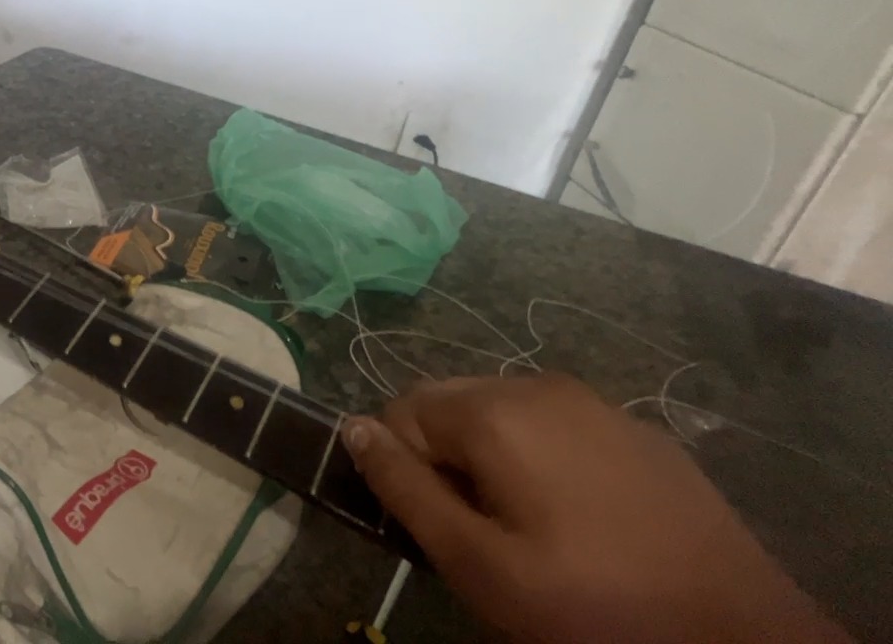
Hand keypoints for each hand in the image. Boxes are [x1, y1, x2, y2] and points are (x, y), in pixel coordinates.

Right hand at [342, 374, 849, 643]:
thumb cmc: (594, 606)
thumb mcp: (478, 563)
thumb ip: (403, 488)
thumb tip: (351, 426)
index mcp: (494, 409)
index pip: (400, 412)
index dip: (405, 469)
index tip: (441, 525)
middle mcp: (539, 385)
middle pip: (449, 405)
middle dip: (446, 458)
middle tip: (480, 530)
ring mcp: (597, 405)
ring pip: (501, 413)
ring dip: (492, 458)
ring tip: (527, 525)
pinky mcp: (641, 433)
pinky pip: (557, 428)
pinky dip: (543, 458)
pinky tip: (579, 517)